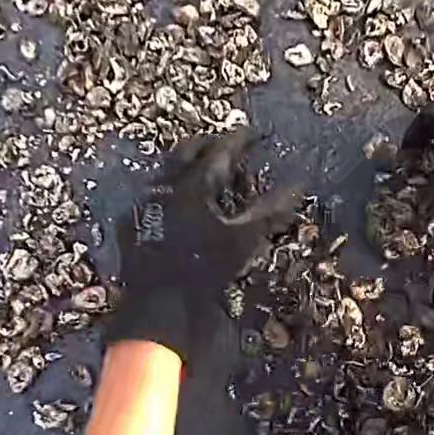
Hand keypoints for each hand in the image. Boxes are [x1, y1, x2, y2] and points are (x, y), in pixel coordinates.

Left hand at [103, 131, 294, 369]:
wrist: (159, 300)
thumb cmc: (205, 268)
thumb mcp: (243, 238)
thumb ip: (270, 210)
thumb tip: (299, 187)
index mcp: (195, 183)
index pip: (222, 150)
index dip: (241, 140)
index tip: (254, 134)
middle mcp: (167, 185)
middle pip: (188, 151)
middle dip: (209, 144)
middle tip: (225, 146)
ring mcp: (146, 202)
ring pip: (167, 171)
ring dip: (186, 165)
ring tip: (201, 170)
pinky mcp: (134, 221)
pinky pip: (152, 195)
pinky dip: (168, 192)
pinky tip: (175, 202)